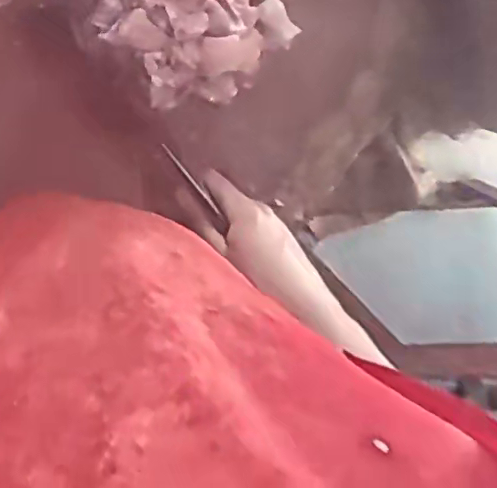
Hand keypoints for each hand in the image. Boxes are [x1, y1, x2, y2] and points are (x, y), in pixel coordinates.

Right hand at [200, 170, 388, 365]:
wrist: (315, 318)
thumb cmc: (260, 286)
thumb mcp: (220, 257)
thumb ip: (200, 224)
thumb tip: (181, 195)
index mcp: (245, 209)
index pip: (214, 179)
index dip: (196, 184)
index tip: (183, 197)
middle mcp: (265, 209)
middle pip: (230, 198)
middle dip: (214, 210)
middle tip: (200, 232)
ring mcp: (281, 224)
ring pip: (246, 215)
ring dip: (232, 226)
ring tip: (224, 251)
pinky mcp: (291, 241)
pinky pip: (261, 229)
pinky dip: (249, 237)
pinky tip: (248, 263)